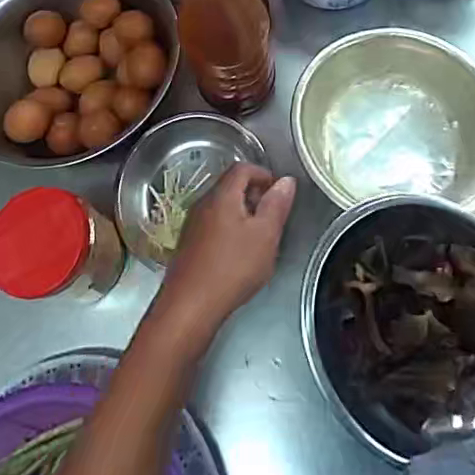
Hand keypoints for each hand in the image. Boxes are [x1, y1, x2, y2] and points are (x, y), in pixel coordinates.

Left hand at [156, 163, 296, 333]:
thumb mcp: (265, 235)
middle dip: (255, 194)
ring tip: (259, 237)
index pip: (243, 168)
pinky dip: (229, 228)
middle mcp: (203, 203)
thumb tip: (286, 181)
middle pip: (231, 185)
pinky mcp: (188, 244)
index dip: (264, 174)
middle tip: (272, 215)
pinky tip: (238, 253)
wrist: (189, 307)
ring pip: (222, 206)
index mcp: (222, 195)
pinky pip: (213, 223)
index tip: (279, 192)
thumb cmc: (232, 268)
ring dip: (242, 212)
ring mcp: (192, 224)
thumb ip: (277, 205)